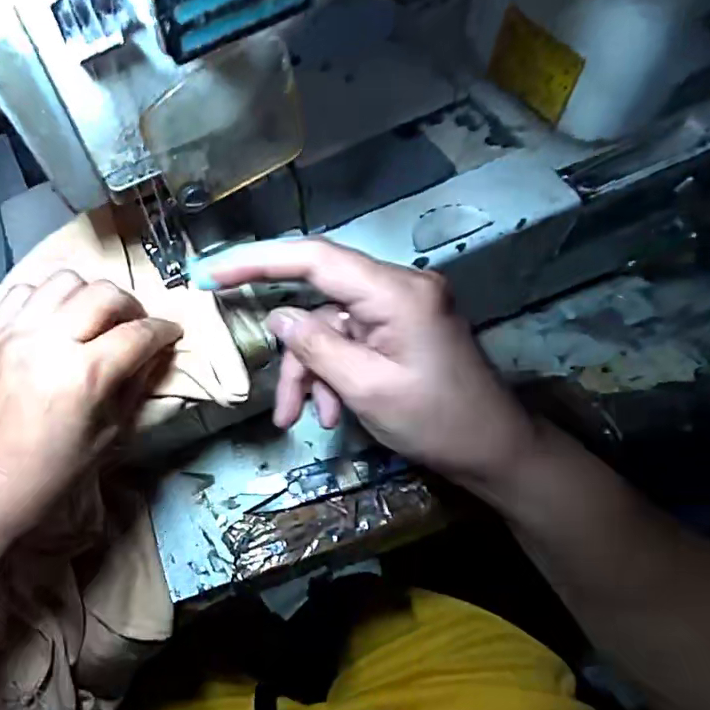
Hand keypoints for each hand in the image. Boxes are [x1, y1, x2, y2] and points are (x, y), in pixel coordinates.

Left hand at [0, 270, 182, 558]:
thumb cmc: (49, 476)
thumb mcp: (107, 435)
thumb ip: (134, 384)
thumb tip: (154, 351)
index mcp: (82, 376)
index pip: (137, 334)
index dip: (163, 331)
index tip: (172, 333)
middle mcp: (46, 342)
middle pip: (104, 294)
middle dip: (132, 307)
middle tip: (136, 327)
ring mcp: (11, 332)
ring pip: (64, 280)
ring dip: (90, 295)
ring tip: (95, 320)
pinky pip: (24, 290)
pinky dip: (48, 297)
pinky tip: (56, 320)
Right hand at [195, 238, 539, 487]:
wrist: (494, 450)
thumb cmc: (437, 421)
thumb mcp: (366, 388)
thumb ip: (316, 347)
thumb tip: (277, 316)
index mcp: (395, 292)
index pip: (315, 259)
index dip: (258, 260)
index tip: (215, 272)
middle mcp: (398, 288)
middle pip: (320, 306)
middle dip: (296, 356)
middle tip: (280, 405)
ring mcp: (401, 308)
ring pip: (331, 331)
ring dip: (313, 374)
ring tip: (306, 418)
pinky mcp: (402, 329)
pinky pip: (352, 343)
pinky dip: (335, 374)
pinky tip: (333, 412)